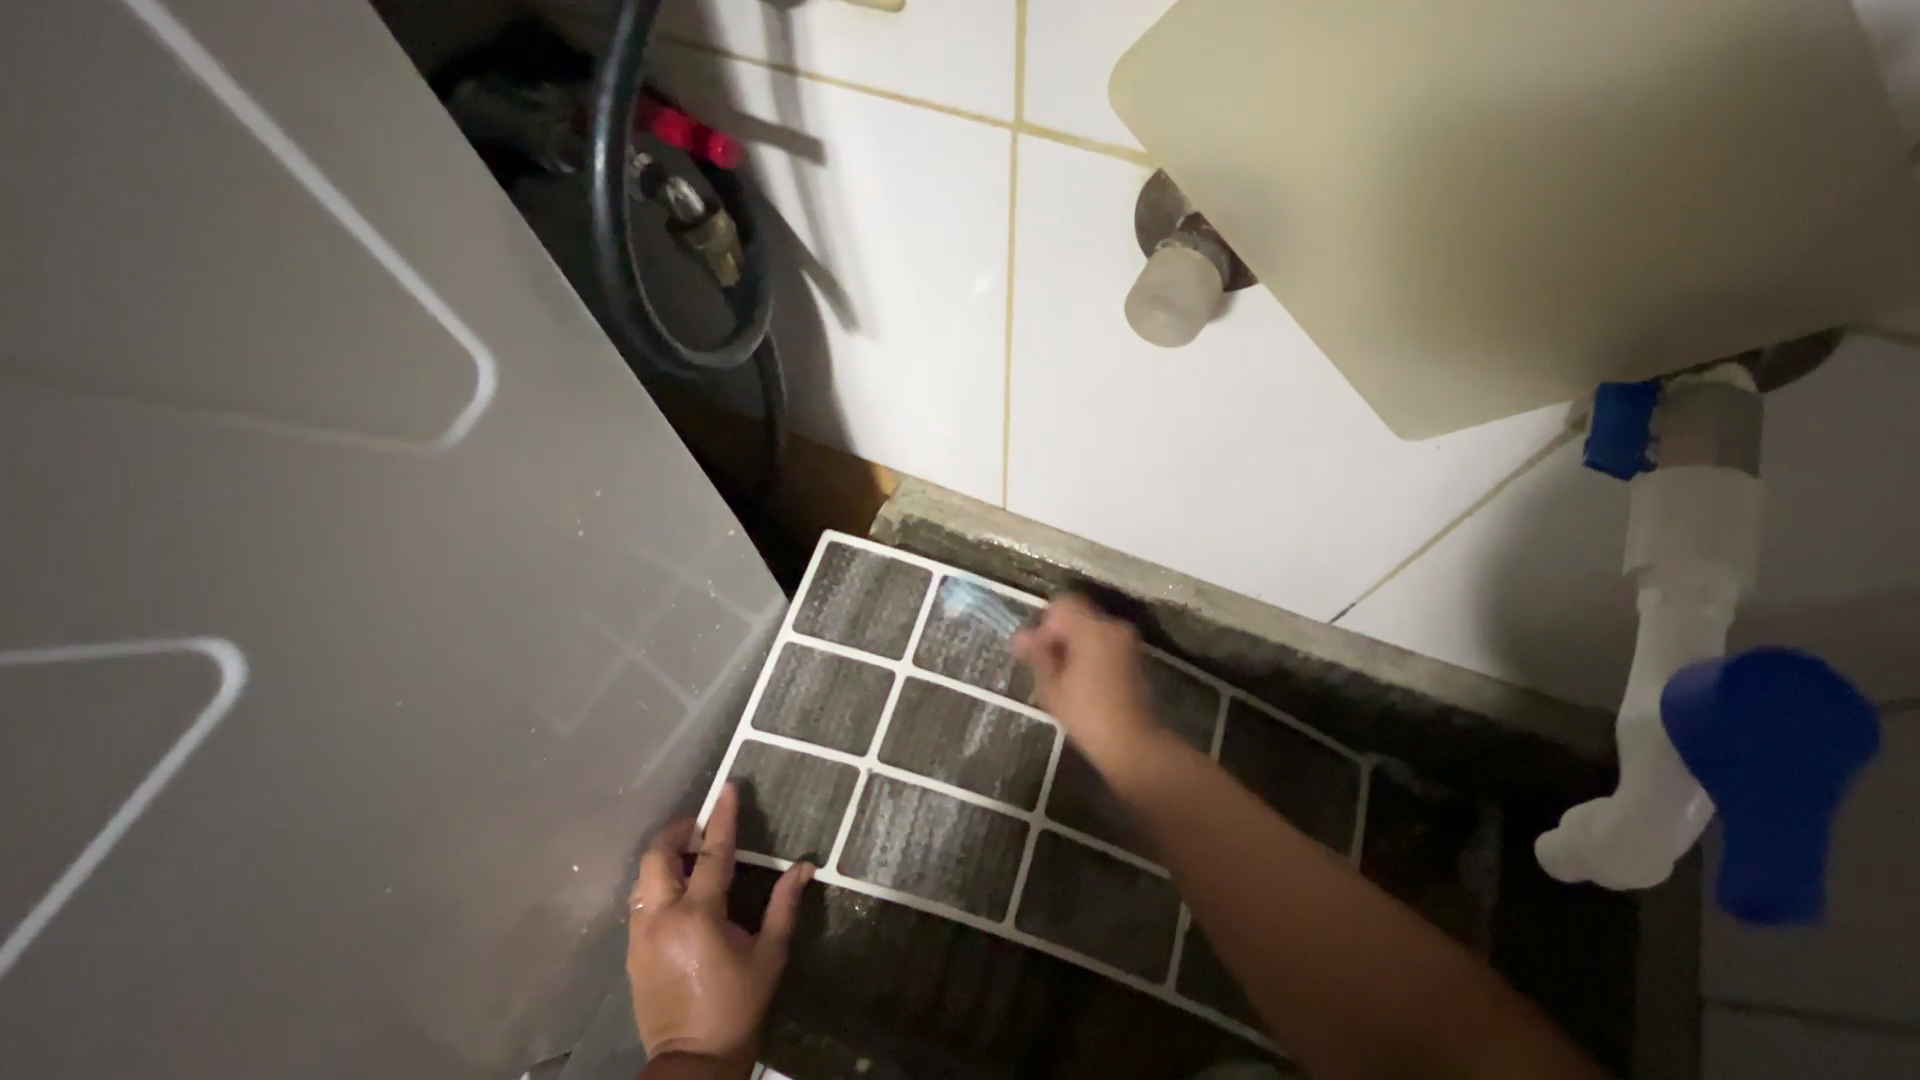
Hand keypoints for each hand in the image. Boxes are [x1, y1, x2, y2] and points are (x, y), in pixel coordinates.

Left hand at [627, 784, 812, 1068]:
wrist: (694, 1060)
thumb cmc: (738, 1004)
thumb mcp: (769, 954)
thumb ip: (784, 906)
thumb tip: (803, 867)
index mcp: (699, 916)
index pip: (711, 853)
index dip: (721, 818)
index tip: (726, 789)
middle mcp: (662, 918)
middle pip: (657, 857)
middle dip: (676, 832)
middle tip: (699, 827)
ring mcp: (640, 936)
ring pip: (642, 879)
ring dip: (664, 859)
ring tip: (689, 856)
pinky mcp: (632, 953)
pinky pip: (639, 904)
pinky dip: (656, 886)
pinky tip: (677, 892)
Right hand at [1011, 595, 1156, 760]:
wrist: (1132, 743)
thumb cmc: (1087, 714)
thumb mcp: (1052, 687)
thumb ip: (1036, 655)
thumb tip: (1020, 636)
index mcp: (1093, 629)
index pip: (1062, 605)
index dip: (1045, 624)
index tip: (1038, 652)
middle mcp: (1114, 627)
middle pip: (1078, 616)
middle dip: (1059, 635)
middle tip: (1046, 667)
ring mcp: (1128, 642)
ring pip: (1092, 630)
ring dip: (1075, 645)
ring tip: (1063, 677)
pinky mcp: (1136, 657)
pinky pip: (1106, 643)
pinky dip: (1091, 653)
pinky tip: (1083, 682)